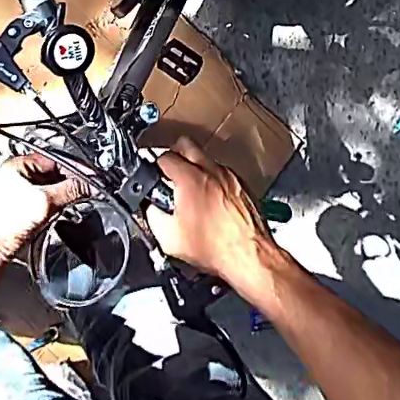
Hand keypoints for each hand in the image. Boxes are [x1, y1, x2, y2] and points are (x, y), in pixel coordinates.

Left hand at [0, 153, 84, 287]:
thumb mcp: (42, 203)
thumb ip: (69, 190)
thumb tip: (89, 184)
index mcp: (17, 166)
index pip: (55, 158)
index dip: (75, 168)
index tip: (92, 178)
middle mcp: (15, 179)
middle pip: (53, 175)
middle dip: (69, 185)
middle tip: (83, 193)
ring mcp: (15, 198)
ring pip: (49, 193)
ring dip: (60, 200)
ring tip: (66, 209)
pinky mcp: (17, 217)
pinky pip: (42, 209)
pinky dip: (51, 213)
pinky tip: (52, 221)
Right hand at [145, 136, 282, 293]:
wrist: (249, 256)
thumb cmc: (216, 248)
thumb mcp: (170, 239)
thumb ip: (153, 216)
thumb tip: (151, 208)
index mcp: (189, 178)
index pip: (164, 156)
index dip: (155, 165)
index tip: (154, 174)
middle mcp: (210, 170)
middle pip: (186, 144)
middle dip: (174, 154)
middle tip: (170, 171)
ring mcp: (228, 175)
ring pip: (205, 157)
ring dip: (195, 167)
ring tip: (191, 189)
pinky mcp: (242, 183)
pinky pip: (222, 172)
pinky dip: (213, 179)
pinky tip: (210, 199)